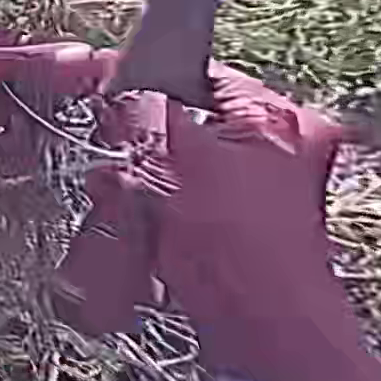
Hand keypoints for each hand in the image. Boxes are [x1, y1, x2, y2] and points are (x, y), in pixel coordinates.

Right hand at [63, 62, 380, 380]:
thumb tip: (109, 69)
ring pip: (148, 151)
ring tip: (132, 195)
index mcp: (279, 121)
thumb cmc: (237, 238)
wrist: (248, 312)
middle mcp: (263, 145)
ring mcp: (233, 178)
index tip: (101, 89)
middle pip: (166, 116)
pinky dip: (128, 194)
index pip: (198, 76)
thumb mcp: (181, 153)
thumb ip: (144, 106)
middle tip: (127, 157)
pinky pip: (146, 182)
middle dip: (130, 138)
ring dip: (124, 170)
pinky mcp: (204, 206)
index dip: (145, 80)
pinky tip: (132, 212)